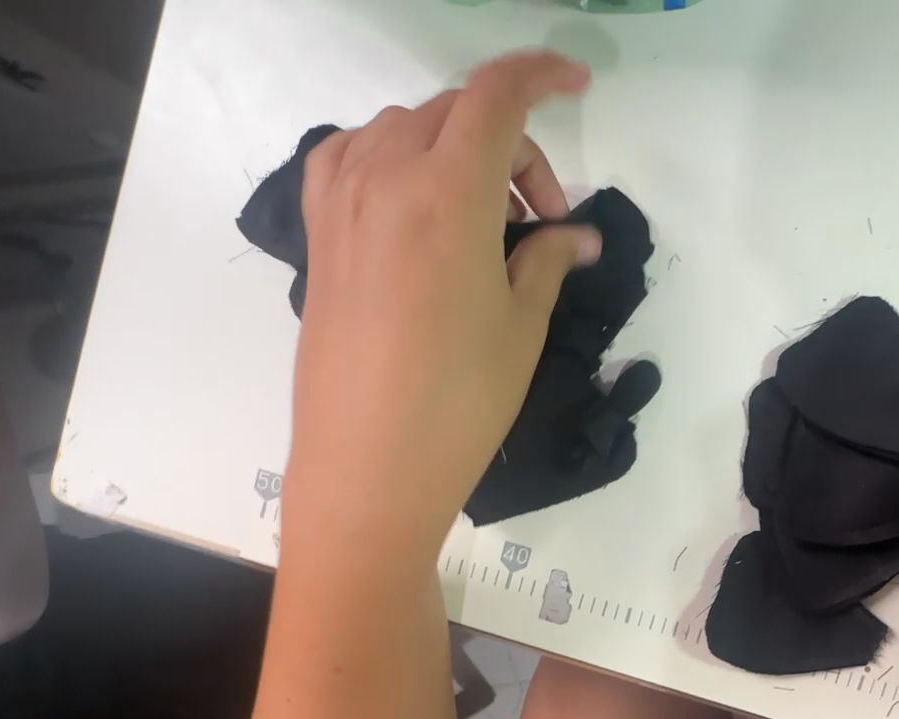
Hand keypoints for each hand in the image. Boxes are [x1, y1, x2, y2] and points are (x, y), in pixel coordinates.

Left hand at [283, 51, 601, 560]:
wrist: (370, 464)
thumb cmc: (462, 401)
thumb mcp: (523, 328)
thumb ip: (550, 261)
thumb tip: (578, 235)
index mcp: (448, 196)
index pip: (496, 97)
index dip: (542, 75)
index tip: (578, 83)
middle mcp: (386, 178)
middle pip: (456, 114)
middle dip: (513, 145)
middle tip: (545, 220)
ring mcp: (342, 201)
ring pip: (408, 129)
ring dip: (460, 153)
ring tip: (489, 225)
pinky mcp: (319, 231)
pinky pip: (358, 156)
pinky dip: (402, 160)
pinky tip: (424, 211)